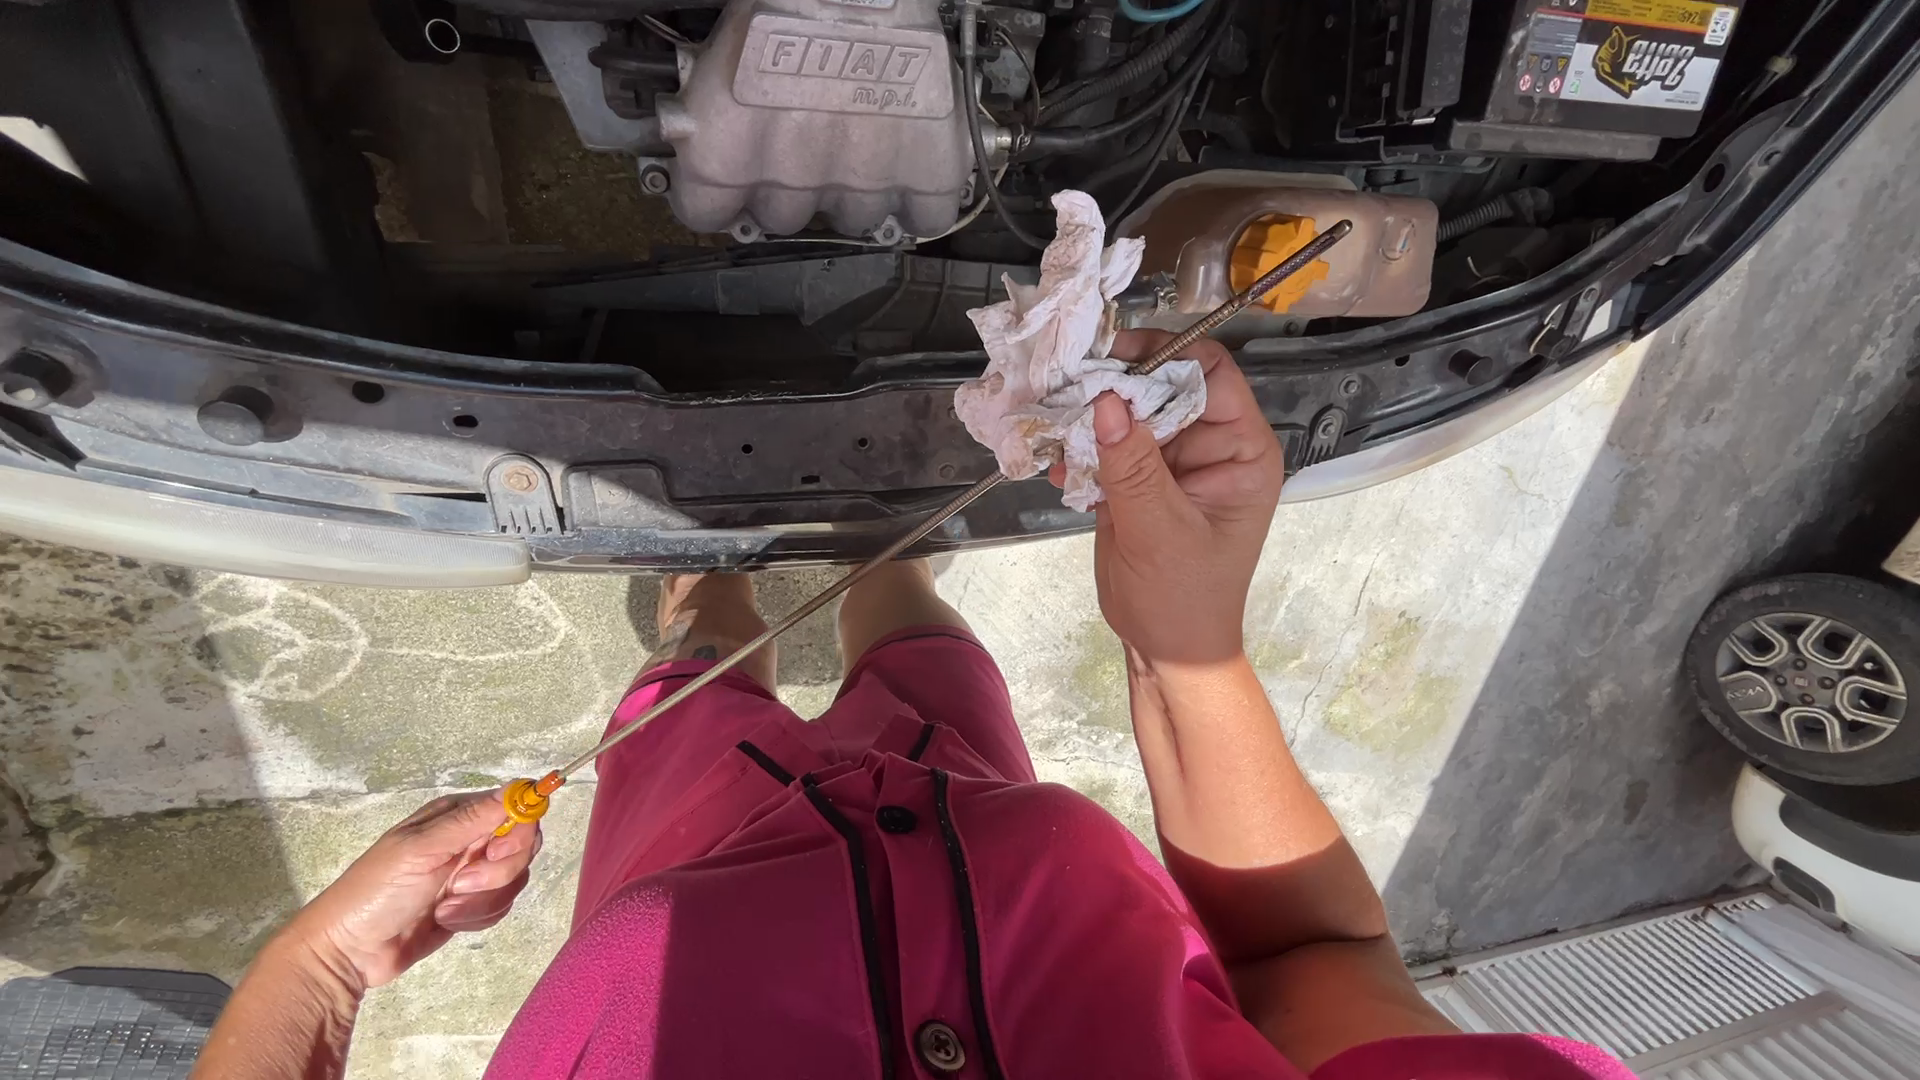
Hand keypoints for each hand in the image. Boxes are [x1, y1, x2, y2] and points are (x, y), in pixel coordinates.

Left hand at [277, 789, 540, 993]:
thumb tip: (523, 784)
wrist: (347, 954)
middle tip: (462, 883)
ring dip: (484, 897)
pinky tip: (448, 920)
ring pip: (516, 876)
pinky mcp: (475, 903)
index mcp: (459, 815)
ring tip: (445, 907)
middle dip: (498, 869)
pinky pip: (504, 903)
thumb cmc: (377, 892)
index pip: (517, 806)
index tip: (495, 851)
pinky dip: (479, 915)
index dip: (518, 827)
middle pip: (523, 843)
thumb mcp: (421, 849)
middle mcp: (472, 838)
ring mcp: (474, 872)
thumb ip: (473, 818)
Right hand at [1060, 330, 1282, 664]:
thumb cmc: (1182, 597)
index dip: (1165, 358)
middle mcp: (1206, 447)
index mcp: (1238, 450)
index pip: (1209, 375)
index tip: (1112, 358)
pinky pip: (1107, 448)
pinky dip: (1080, 451)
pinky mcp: (1136, 480)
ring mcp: (1167, 463)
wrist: (1163, 645)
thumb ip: (1133, 466)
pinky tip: (1057, 466)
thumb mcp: (1160, 531)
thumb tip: (1108, 399)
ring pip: (1127, 415)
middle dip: (1115, 386)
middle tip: (1065, 383)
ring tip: (1051, 420)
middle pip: (1161, 389)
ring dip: (1089, 417)